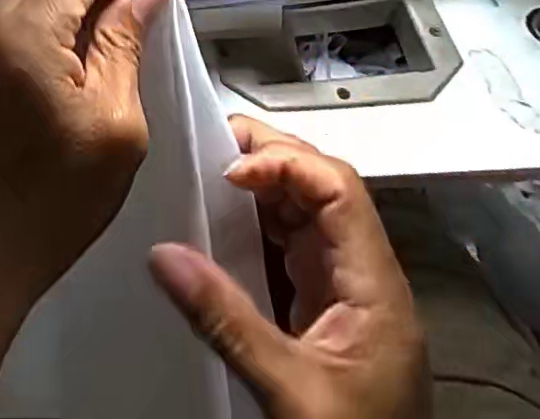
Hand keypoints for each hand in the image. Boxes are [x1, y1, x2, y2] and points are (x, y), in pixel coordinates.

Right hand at [149, 117, 429, 418]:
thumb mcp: (288, 390)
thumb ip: (226, 321)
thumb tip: (164, 257)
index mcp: (374, 281)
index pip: (339, 188)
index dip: (285, 163)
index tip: (232, 171)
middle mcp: (364, 270)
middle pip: (323, 186)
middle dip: (272, 158)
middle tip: (215, 150)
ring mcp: (344, 285)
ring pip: (306, 209)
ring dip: (263, 186)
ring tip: (213, 177)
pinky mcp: (324, 303)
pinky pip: (291, 243)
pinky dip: (258, 223)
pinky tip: (225, 222)